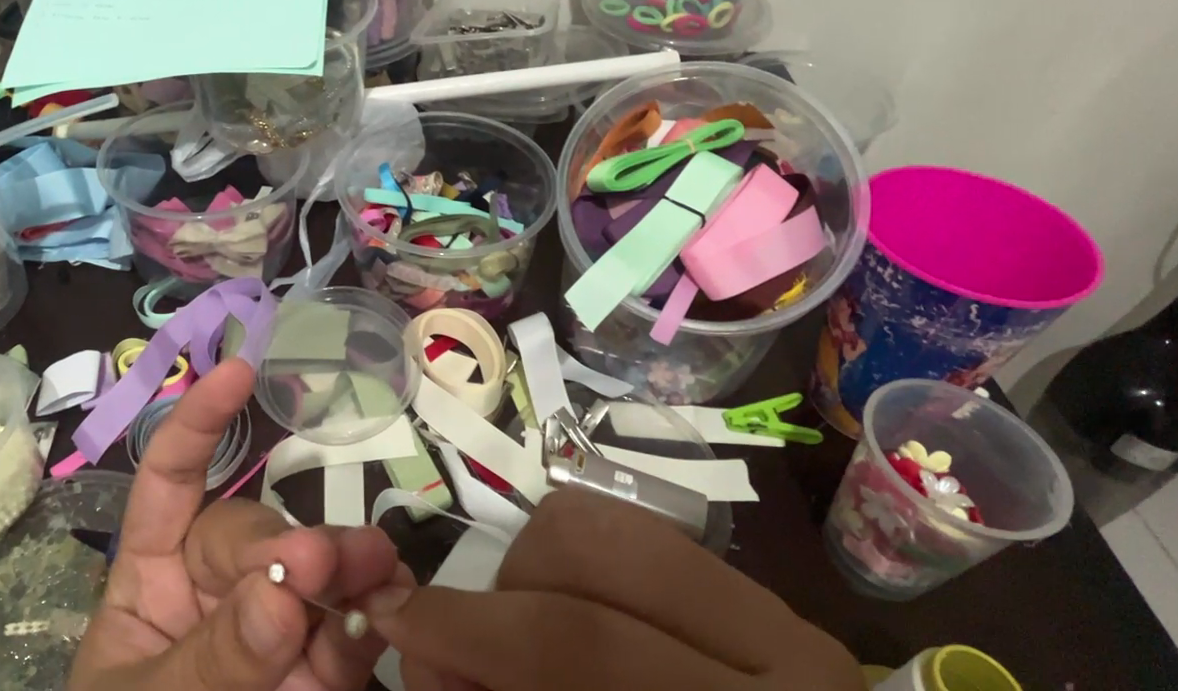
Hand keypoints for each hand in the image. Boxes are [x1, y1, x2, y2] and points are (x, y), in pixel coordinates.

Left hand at [69, 358, 412, 690]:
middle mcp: (214, 591)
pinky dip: (370, 619)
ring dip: (345, 565)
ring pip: (309, 573)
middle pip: (250, 533)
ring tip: (377, 573)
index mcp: (150, 583)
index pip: (168, 484)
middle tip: (324, 566)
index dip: (198, 424)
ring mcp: (271, 629)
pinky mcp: (318, 670)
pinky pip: (346, 631)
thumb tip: (284, 579)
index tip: (239, 371)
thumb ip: (214, 655)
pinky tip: (392, 607)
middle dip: (285, 541)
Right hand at [365, 488, 862, 690]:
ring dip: (532, 571)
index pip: (574, 643)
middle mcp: (783, 655)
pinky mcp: (764, 603)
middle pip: (584, 552)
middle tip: (464, 654)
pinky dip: (572, 569)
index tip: (394, 626)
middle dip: (497, 596)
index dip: (462, 629)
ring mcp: (780, 619)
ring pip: (602, 522)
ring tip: (525, 639)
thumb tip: (426, 653)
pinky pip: (630, 536)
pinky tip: (569, 626)